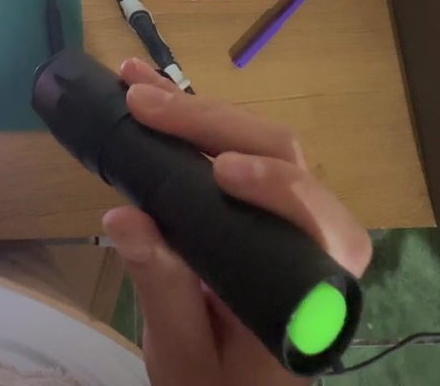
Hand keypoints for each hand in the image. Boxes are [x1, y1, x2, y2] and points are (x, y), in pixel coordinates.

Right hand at [103, 59, 372, 383]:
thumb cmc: (219, 385)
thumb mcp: (186, 354)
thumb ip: (164, 290)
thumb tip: (123, 216)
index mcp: (314, 285)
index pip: (316, 219)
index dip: (276, 185)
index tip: (221, 173)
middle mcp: (309, 233)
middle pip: (279, 154)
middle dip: (208, 122)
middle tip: (142, 103)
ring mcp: (280, 206)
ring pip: (252, 136)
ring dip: (192, 107)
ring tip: (133, 83)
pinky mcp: (251, 193)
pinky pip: (225, 143)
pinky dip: (185, 116)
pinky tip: (145, 93)